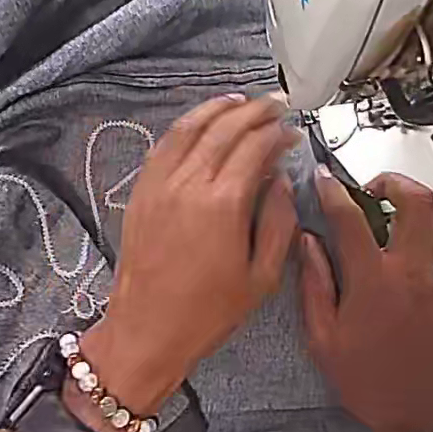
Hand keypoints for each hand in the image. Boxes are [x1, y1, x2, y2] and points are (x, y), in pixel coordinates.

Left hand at [83, 93, 299, 415]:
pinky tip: (198, 125)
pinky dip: (184, 128)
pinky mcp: (141, 193)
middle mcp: (188, 184)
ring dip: (216, 109)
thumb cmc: (206, 312)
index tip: (291, 132)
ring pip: (189, 129)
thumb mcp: (262, 276)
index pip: (255, 147)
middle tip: (274, 105)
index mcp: (222, 204)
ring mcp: (159, 185)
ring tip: (238, 101)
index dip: (277, 133)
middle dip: (253, 111)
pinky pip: (163, 146)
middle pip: (224, 129)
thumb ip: (278, 221)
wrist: (147, 330)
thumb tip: (281, 182)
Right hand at [298, 171, 432, 431]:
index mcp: (373, 282)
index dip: (334, 192)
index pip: (350, 217)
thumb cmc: (373, 384)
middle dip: (392, 180)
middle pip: (414, 200)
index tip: (326, 183)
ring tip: (410, 210)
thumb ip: (314, 285)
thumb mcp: (323, 339)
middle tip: (377, 186)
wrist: (422, 418)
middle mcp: (414, 273)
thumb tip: (308, 246)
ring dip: (429, 204)